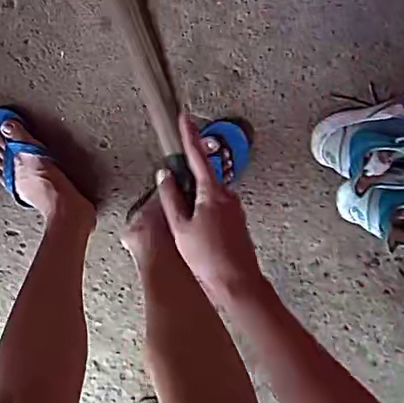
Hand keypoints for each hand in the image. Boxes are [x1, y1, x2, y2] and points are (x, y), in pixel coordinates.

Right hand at [157, 114, 268, 304]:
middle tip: (172, 188)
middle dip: (186, 179)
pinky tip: (196, 233)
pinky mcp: (236, 221)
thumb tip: (164, 176)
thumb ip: (170, 197)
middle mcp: (227, 196)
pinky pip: (214, 207)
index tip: (184, 117)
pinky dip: (202, 212)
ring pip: (207, 194)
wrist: (238, 285)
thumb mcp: (180, 227)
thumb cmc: (210, 259)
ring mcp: (234, 209)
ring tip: (185, 226)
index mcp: (212, 192)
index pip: (197, 155)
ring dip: (194, 201)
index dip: (188, 134)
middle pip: (202, 176)